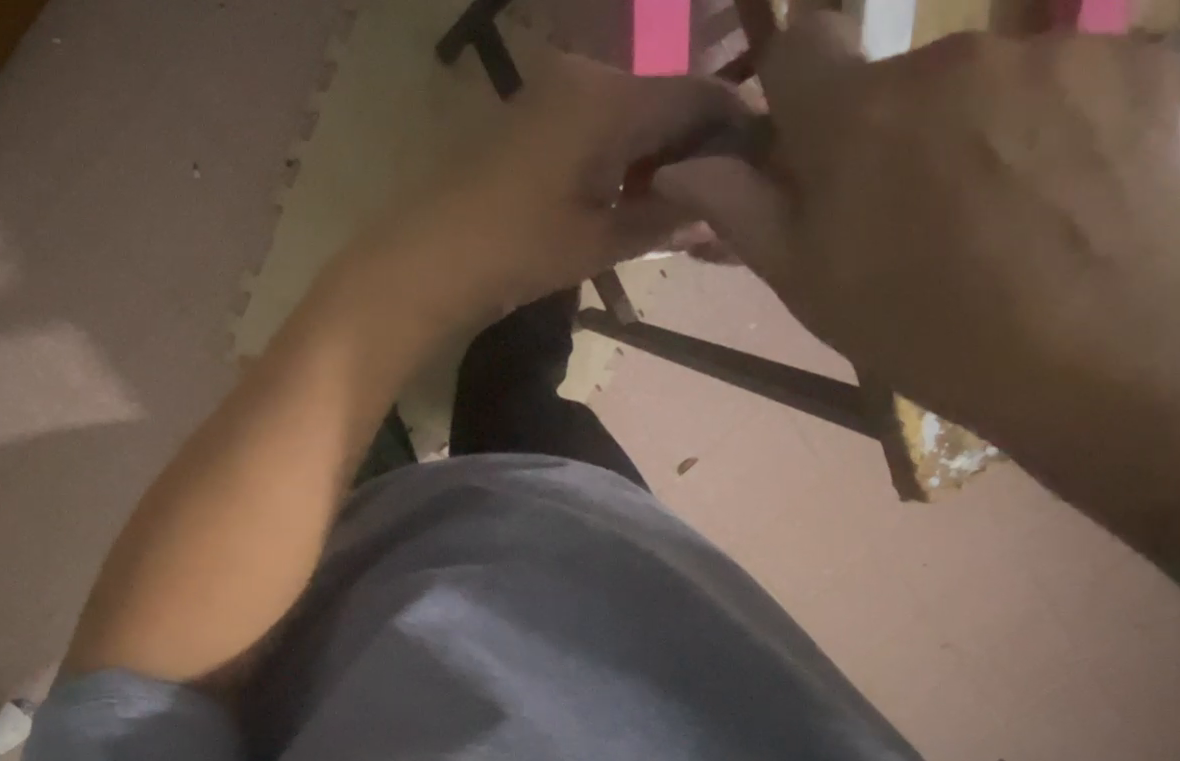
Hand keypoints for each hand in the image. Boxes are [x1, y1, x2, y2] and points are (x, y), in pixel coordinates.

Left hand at [332, 49, 748, 336]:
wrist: (419, 262)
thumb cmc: (513, 251)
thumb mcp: (598, 241)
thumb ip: (664, 220)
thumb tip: (714, 214)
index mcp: (612, 96)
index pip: (701, 98)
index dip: (737, 136)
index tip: (759, 180)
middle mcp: (585, 79)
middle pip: (665, 105)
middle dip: (695, 155)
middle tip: (715, 212)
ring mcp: (550, 98)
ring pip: (628, 120)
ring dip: (655, 163)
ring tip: (674, 218)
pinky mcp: (525, 123)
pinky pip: (592, 131)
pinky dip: (617, 164)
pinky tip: (627, 205)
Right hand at [652, 17, 1179, 429]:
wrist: (1099, 350)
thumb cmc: (920, 328)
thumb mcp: (805, 282)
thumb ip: (739, 209)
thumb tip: (676, 167)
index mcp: (849, 115)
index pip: (798, 42)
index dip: (797, 87)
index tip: (812, 143)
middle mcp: (940, 60)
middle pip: (893, 79)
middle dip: (889, 129)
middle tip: (910, 211)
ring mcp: (1044, 52)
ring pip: (978, 80)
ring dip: (970, 126)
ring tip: (997, 208)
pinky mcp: (1134, 58)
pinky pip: (1066, 74)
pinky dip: (1054, 120)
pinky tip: (1063, 186)